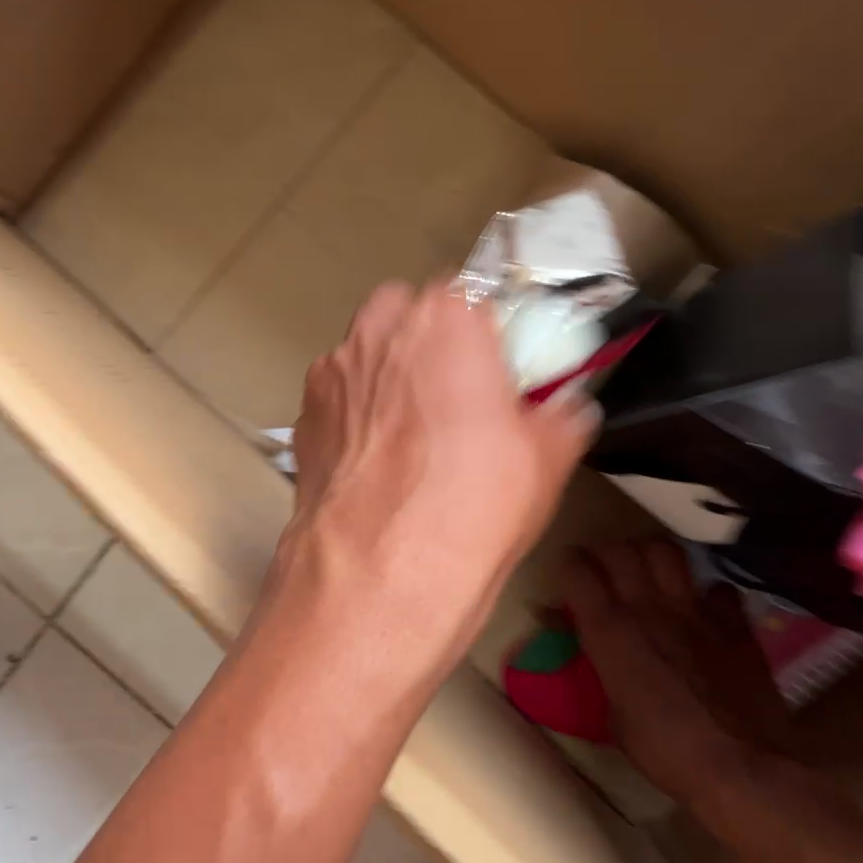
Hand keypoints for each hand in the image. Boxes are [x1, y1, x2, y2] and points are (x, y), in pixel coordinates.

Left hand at [278, 279, 597, 669]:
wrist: (379, 566)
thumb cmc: (473, 502)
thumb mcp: (546, 457)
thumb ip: (555, 412)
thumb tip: (560, 407)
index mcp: (446, 319)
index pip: (469, 297)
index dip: (483, 332)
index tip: (494, 369)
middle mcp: (378, 331)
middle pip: (405, 312)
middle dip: (427, 339)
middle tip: (452, 392)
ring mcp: (331, 372)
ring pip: (364, 352)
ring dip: (386, 373)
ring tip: (409, 433)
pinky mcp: (302, 414)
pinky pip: (337, 396)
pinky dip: (354, 411)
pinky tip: (373, 458)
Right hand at [564, 542, 791, 805]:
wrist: (745, 770)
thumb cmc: (664, 749)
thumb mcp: (611, 711)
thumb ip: (598, 666)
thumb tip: (588, 644)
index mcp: (608, 630)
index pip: (576, 569)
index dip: (569, 567)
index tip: (568, 579)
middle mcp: (646, 608)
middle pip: (618, 549)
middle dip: (605, 554)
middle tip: (604, 572)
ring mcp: (694, 612)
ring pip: (664, 551)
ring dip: (650, 557)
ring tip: (647, 575)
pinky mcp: (735, 625)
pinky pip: (717, 588)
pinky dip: (706, 593)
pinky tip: (702, 609)